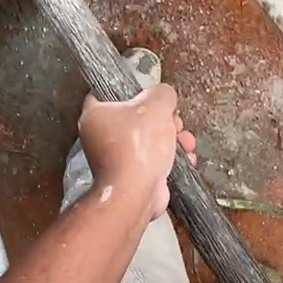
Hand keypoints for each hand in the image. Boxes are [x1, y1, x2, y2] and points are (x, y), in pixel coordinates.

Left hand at [77, 85, 196, 217]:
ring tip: (186, 142)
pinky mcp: (131, 175)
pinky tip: (186, 157)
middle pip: (136, 116)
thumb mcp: (156, 105)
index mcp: (95, 114)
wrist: (135, 193)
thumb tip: (164, 95)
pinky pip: (153, 159)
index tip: (151, 93)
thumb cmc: (138, 146)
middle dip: (164, 118)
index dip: (132, 89)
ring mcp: (116, 157)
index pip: (108, 92)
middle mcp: (100, 136)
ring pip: (149, 138)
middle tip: (175, 121)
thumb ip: (161, 93)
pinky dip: (171, 158)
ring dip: (173, 138)